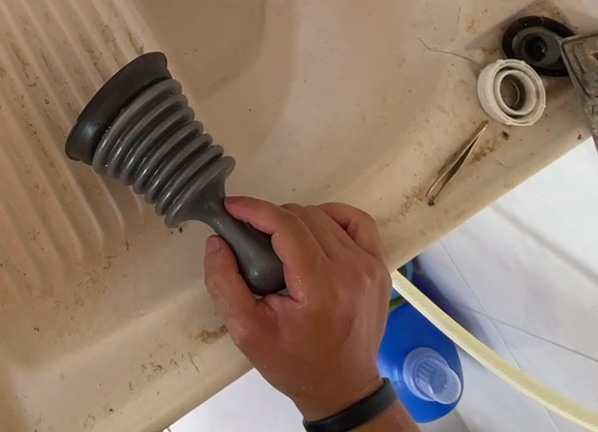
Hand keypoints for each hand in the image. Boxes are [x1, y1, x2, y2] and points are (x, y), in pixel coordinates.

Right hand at [203, 198, 390, 421]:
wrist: (343, 391)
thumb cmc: (294, 363)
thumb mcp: (247, 332)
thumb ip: (223, 283)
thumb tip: (217, 241)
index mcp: (321, 288)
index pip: (287, 227)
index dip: (255, 209)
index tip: (231, 207)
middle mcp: (352, 272)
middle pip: (303, 217)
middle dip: (270, 219)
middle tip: (252, 240)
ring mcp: (370, 267)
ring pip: (324, 217)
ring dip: (296, 221)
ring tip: (280, 244)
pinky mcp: (380, 268)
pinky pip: (357, 222)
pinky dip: (332, 216)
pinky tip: (314, 232)